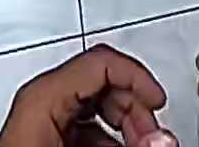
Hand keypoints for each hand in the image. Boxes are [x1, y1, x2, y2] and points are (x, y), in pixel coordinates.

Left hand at [0, 44, 178, 146]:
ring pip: (93, 104)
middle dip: (132, 106)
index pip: (102, 61)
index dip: (137, 77)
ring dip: (121, 124)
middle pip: (101, 81)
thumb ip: (127, 142)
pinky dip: (104, 139)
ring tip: (138, 145)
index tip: (156, 100)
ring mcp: (37, 120)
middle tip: (151, 134)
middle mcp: (38, 101)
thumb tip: (161, 136)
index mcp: (41, 97)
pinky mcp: (40, 138)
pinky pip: (80, 126)